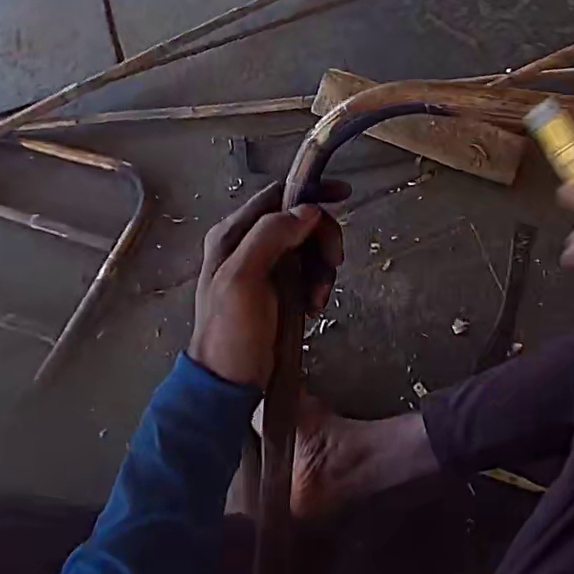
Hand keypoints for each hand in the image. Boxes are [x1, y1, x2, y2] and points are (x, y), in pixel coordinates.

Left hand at [189, 181, 347, 386]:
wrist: (229, 381)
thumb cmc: (231, 330)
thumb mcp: (243, 278)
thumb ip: (269, 236)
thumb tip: (306, 209)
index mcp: (232, 233)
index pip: (276, 196)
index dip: (310, 192)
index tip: (344, 195)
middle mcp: (247, 243)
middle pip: (298, 221)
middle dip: (320, 240)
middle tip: (333, 263)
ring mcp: (263, 266)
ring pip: (307, 247)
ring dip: (321, 268)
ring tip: (317, 297)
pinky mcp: (277, 288)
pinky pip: (307, 271)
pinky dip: (317, 284)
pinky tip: (312, 305)